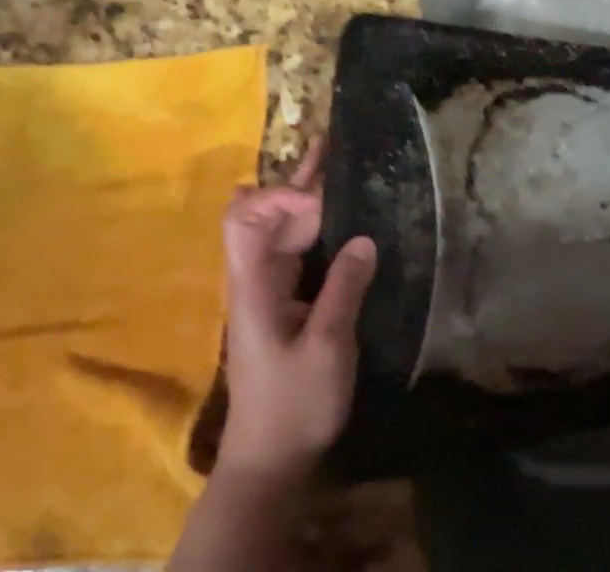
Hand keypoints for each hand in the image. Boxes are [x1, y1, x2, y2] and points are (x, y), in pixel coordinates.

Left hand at [218, 136, 377, 477]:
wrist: (270, 461)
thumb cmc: (294, 406)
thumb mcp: (328, 347)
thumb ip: (344, 289)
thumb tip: (363, 238)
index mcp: (253, 285)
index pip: (246, 217)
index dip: (281, 197)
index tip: (326, 208)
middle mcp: (255, 279)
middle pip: (263, 214)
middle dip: (298, 182)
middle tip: (339, 149)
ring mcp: (269, 292)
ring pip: (281, 231)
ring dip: (307, 198)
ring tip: (340, 162)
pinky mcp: (285, 306)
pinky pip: (298, 255)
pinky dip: (319, 230)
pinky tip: (344, 217)